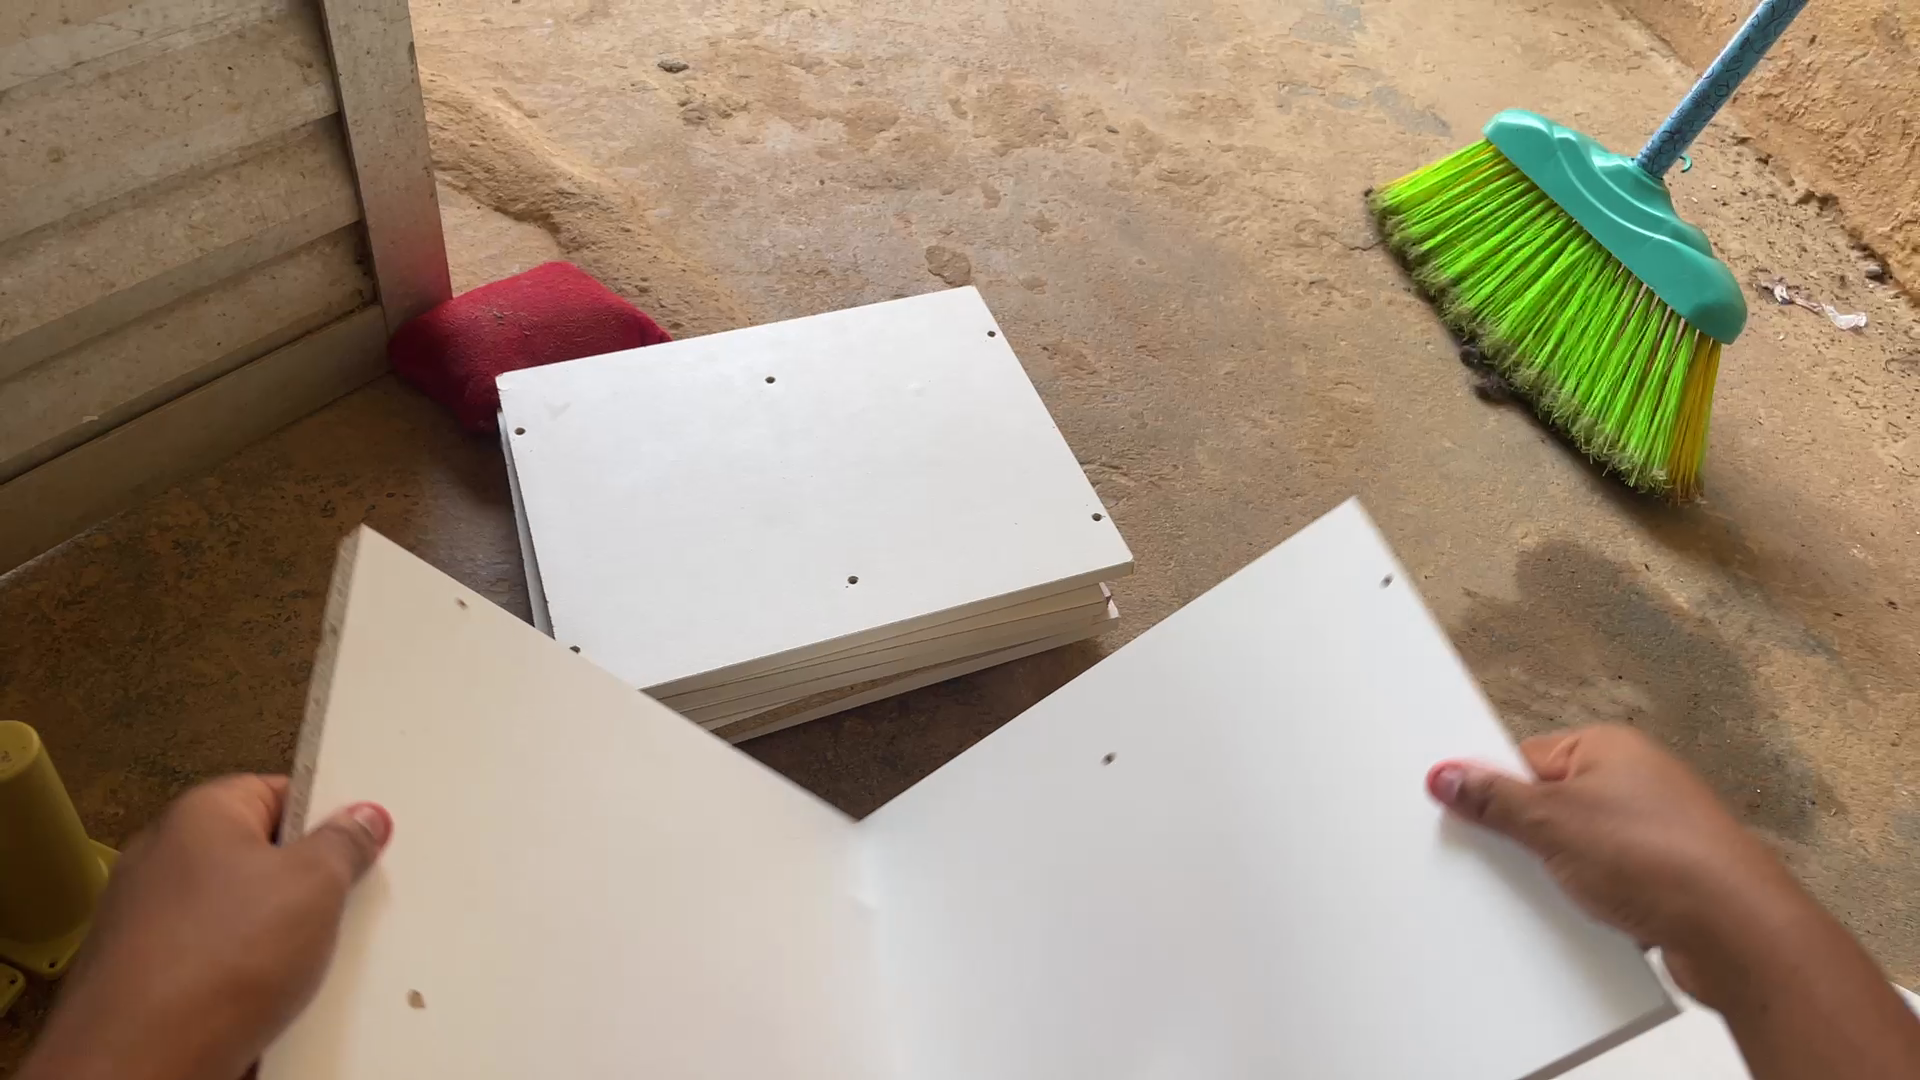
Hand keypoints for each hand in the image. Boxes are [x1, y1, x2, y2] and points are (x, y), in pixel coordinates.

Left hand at [20, 775, 390, 1079]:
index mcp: (196, 817)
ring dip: (289, 922)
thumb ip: (346, 839)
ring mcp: (148, 922)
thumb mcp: (317, 879)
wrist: (139, 1071)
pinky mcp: (148, 976)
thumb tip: (362, 817)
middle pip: (264, 850)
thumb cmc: (226, 956)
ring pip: (249, 904)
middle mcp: (161, 861)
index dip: (327, 810)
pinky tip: (285, 979)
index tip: (361, 833)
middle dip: (311, 871)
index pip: (281, 790)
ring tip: (319, 941)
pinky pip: (225, 950)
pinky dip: (257, 962)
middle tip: (348, 888)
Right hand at [1425, 724, 1809, 1005]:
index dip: (1492, 784)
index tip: (1467, 806)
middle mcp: (1637, 778)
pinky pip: (1604, 870)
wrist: (1748, 941)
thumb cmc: (1662, 861)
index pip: (1522, 755)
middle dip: (1524, 827)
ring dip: (1555, 862)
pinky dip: (1587, 887)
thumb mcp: (1549, 820)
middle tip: (1508, 850)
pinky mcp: (1669, 872)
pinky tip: (1579, 903)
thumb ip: (1490, 796)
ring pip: (1573, 838)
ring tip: (1551, 881)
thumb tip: (1446, 775)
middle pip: (1546, 797)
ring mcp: (1657, 826)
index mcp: (1609, 746)